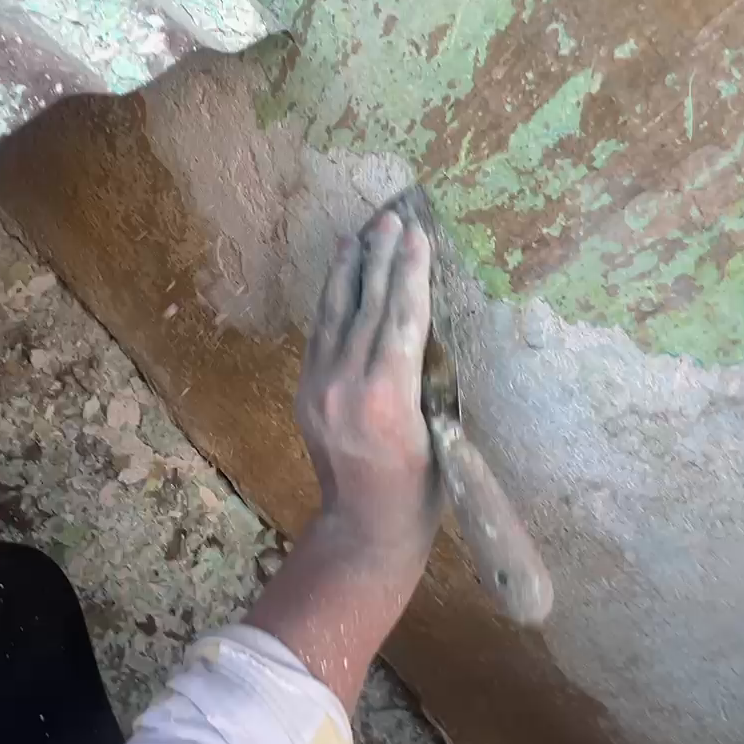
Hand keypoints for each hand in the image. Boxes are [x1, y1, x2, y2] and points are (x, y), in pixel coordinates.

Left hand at [294, 208, 441, 556]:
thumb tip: (415, 323)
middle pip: (366, 306)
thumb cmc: (421, 489)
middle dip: (380, 258)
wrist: (363, 526)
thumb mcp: (438, 432)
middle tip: (390, 217)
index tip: (417, 235)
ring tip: (359, 234)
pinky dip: (331, 302)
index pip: (401, 318)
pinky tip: (338, 278)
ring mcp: (319, 385)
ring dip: (349, 271)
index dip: (410, 273)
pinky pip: (320, 335)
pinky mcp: (305, 390)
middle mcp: (347, 383)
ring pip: (335, 314)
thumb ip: (423, 377)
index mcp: (388, 397)